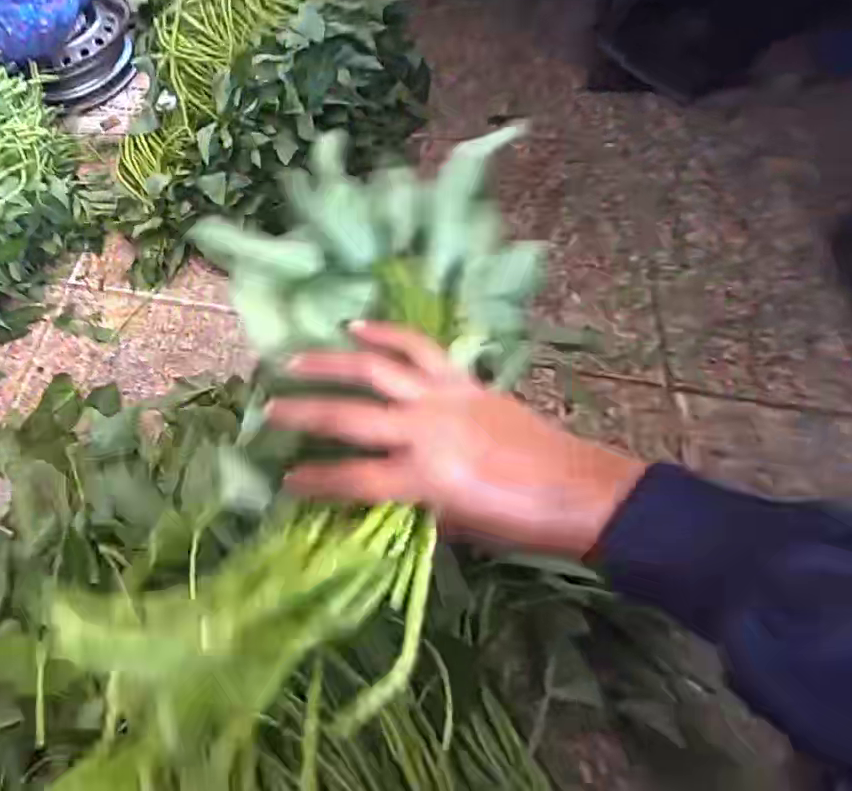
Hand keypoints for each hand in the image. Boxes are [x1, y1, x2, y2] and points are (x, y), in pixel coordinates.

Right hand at [267, 322, 646, 560]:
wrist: (584, 493)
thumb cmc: (517, 521)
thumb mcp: (453, 524)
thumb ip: (404, 500)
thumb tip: (363, 487)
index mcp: (426, 478)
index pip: (353, 479)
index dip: (314, 480)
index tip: (284, 478)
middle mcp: (426, 431)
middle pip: (349, 417)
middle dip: (302, 413)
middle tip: (267, 408)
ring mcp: (442, 397)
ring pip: (373, 370)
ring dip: (328, 364)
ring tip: (292, 361)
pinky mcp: (461, 379)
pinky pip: (418, 346)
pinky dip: (385, 333)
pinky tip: (355, 326)